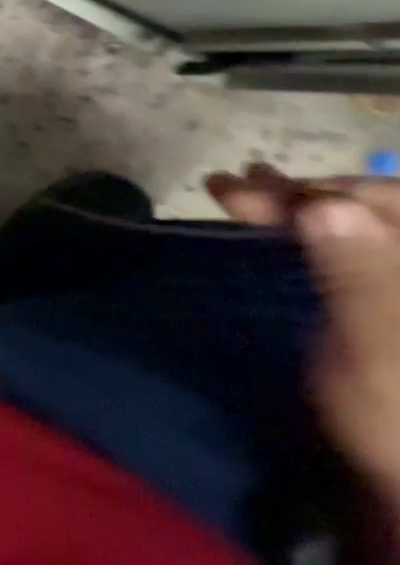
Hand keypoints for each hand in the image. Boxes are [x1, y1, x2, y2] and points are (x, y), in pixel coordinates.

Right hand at [208, 164, 399, 500]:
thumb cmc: (396, 426)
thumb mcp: (378, 357)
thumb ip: (365, 279)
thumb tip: (326, 205)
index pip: (399, 205)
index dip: (330, 191)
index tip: (251, 191)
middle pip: (387, 212)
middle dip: (308, 195)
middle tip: (230, 187)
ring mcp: (399, 291)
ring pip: (371, 226)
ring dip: (306, 205)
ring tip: (238, 189)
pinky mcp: (389, 305)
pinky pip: (364, 248)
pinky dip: (319, 227)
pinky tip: (282, 216)